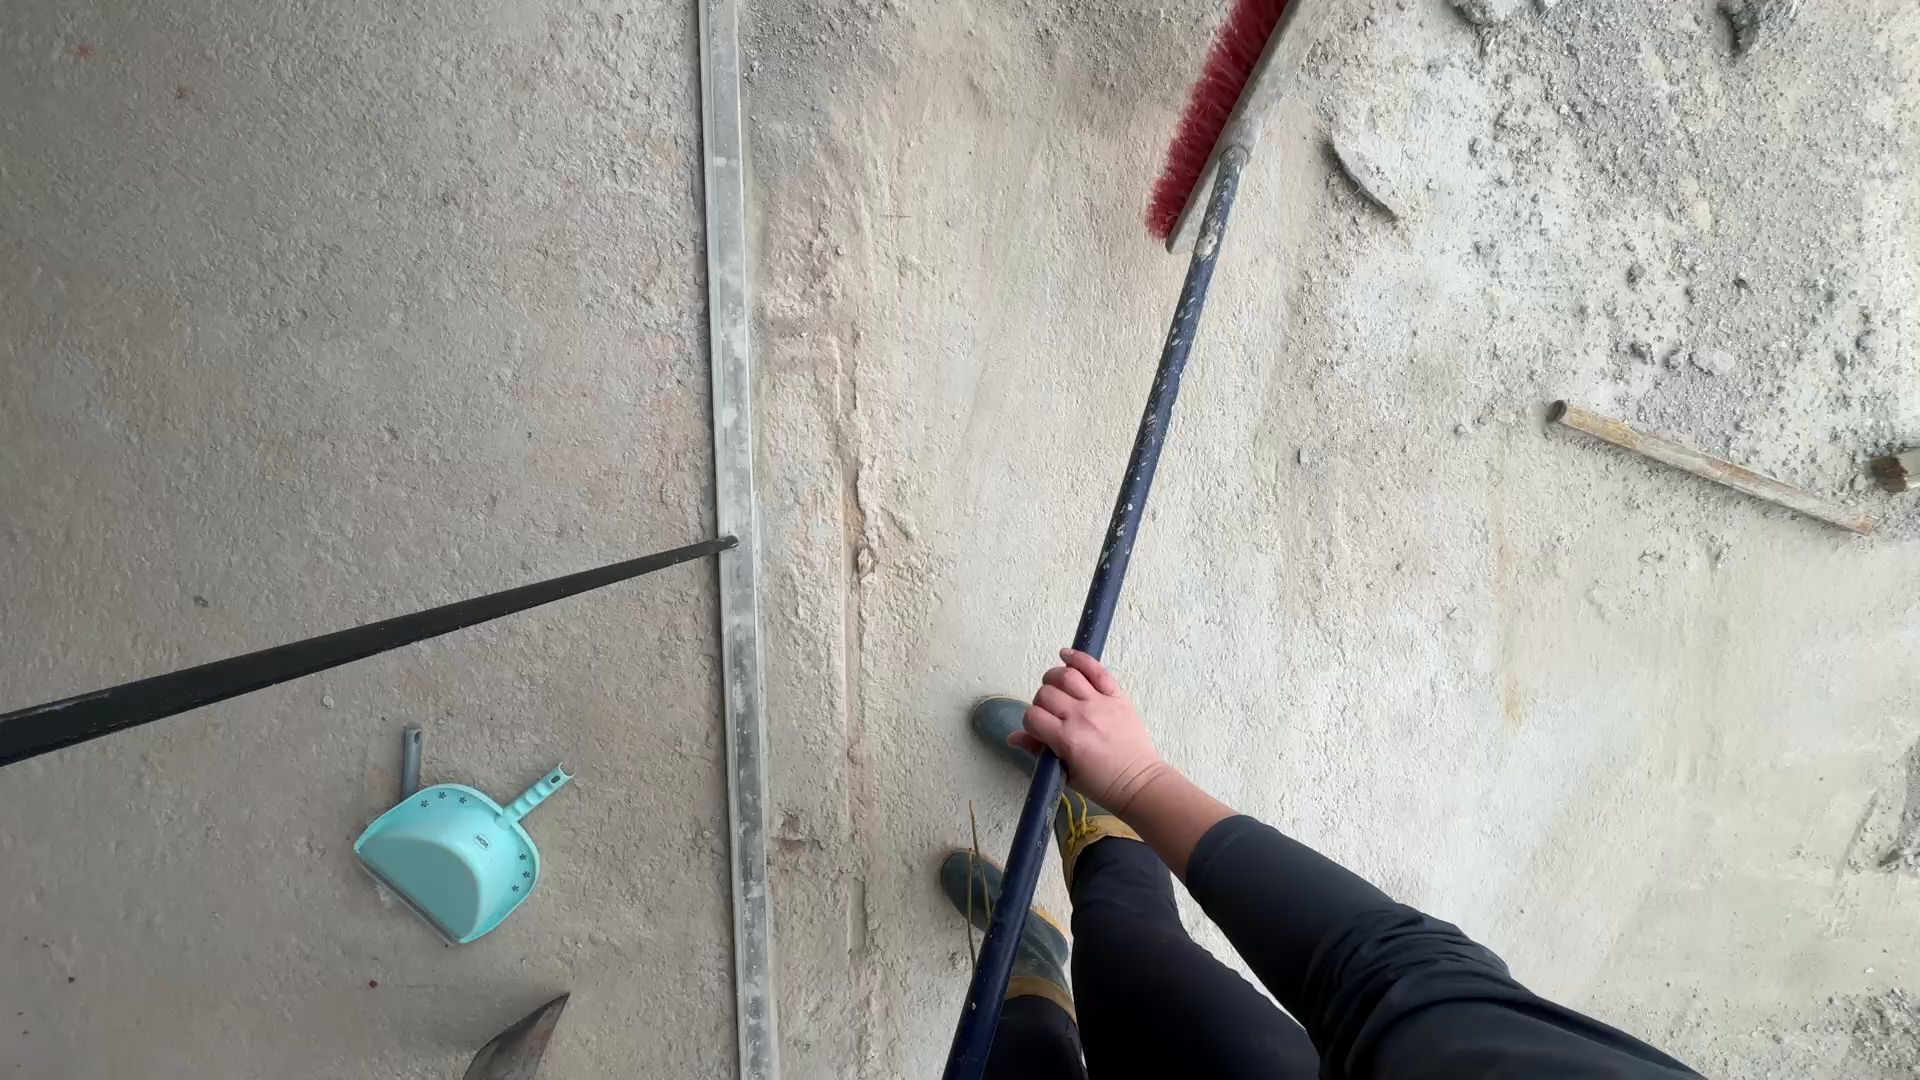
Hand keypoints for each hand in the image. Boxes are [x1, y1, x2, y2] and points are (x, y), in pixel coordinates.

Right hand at [1013, 648, 1169, 813]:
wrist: (1138, 782)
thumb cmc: (1101, 783)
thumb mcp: (1065, 773)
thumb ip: (1038, 750)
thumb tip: (1012, 737)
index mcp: (1067, 740)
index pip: (1033, 716)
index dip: (1031, 722)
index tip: (1039, 729)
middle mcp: (1081, 716)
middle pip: (1046, 693)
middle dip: (1041, 701)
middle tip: (1051, 712)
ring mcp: (1100, 703)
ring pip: (1067, 676)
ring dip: (1054, 678)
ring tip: (1055, 686)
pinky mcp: (1116, 696)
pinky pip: (1096, 669)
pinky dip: (1079, 658)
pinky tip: (1065, 655)